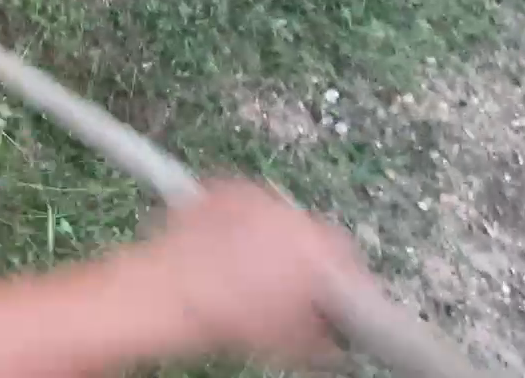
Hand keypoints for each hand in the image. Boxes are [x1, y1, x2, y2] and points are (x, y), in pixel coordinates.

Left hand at [132, 180, 376, 366]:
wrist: (175, 289)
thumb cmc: (234, 316)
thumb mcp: (300, 339)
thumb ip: (327, 327)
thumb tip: (328, 324)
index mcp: (320, 250)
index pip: (349, 258)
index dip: (342, 280)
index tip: (333, 295)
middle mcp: (289, 213)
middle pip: (311, 232)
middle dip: (304, 254)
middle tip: (289, 280)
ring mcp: (251, 194)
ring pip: (276, 213)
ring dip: (272, 232)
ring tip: (250, 259)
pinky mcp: (219, 186)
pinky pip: (241, 199)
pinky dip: (239, 215)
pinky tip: (227, 240)